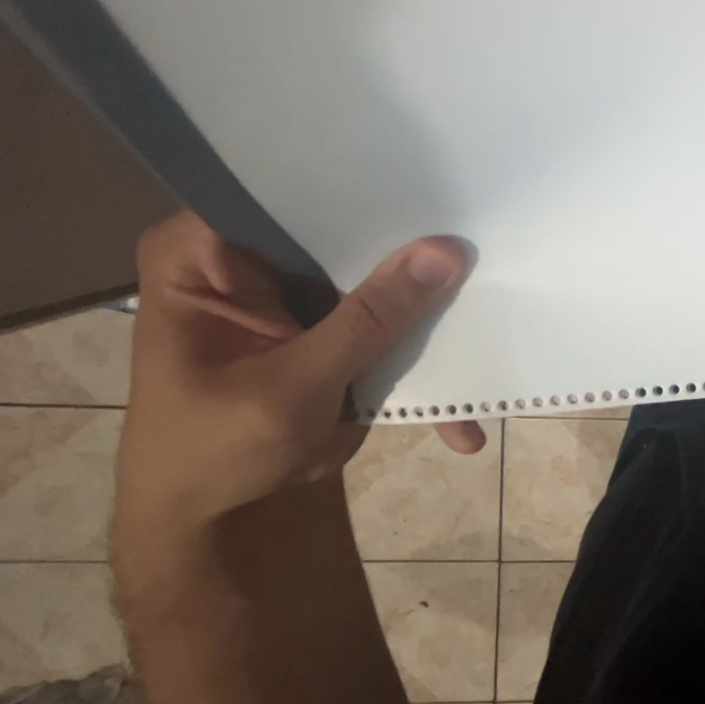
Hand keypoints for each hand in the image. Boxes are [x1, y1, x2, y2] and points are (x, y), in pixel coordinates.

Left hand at [115, 213, 477, 532]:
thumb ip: (368, 319)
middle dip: (412, 241)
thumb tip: (447, 251)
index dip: (359, 187)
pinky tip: (460, 409)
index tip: (435, 182)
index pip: (288, 191)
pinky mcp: (342, 321)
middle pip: (347, 227)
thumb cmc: (213, 453)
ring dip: (431, 297)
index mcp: (206, 252)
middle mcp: (255, 256)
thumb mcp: (291, 386)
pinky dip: (427, 347)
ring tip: (498, 305)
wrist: (214, 521)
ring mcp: (304, 289)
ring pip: (382, 267)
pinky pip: (396, 311)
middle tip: (486, 236)